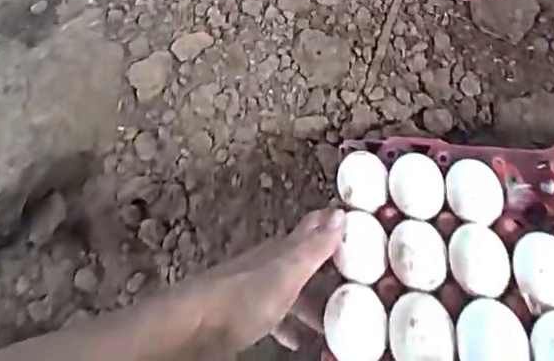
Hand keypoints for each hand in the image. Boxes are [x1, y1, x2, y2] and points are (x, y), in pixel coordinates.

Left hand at [182, 207, 345, 352]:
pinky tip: (299, 340)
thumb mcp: (288, 271)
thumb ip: (314, 246)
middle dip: (328, 268)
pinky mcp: (248, 314)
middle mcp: (273, 262)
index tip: (355, 226)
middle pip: (306, 260)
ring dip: (313, 302)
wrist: (198, 322)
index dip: (333, 224)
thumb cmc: (245, 295)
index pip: (313, 228)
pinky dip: (293, 324)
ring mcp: (259, 287)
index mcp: (284, 248)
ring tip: (333, 320)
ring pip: (294, 290)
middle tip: (354, 281)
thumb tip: (340, 213)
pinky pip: (279, 316)